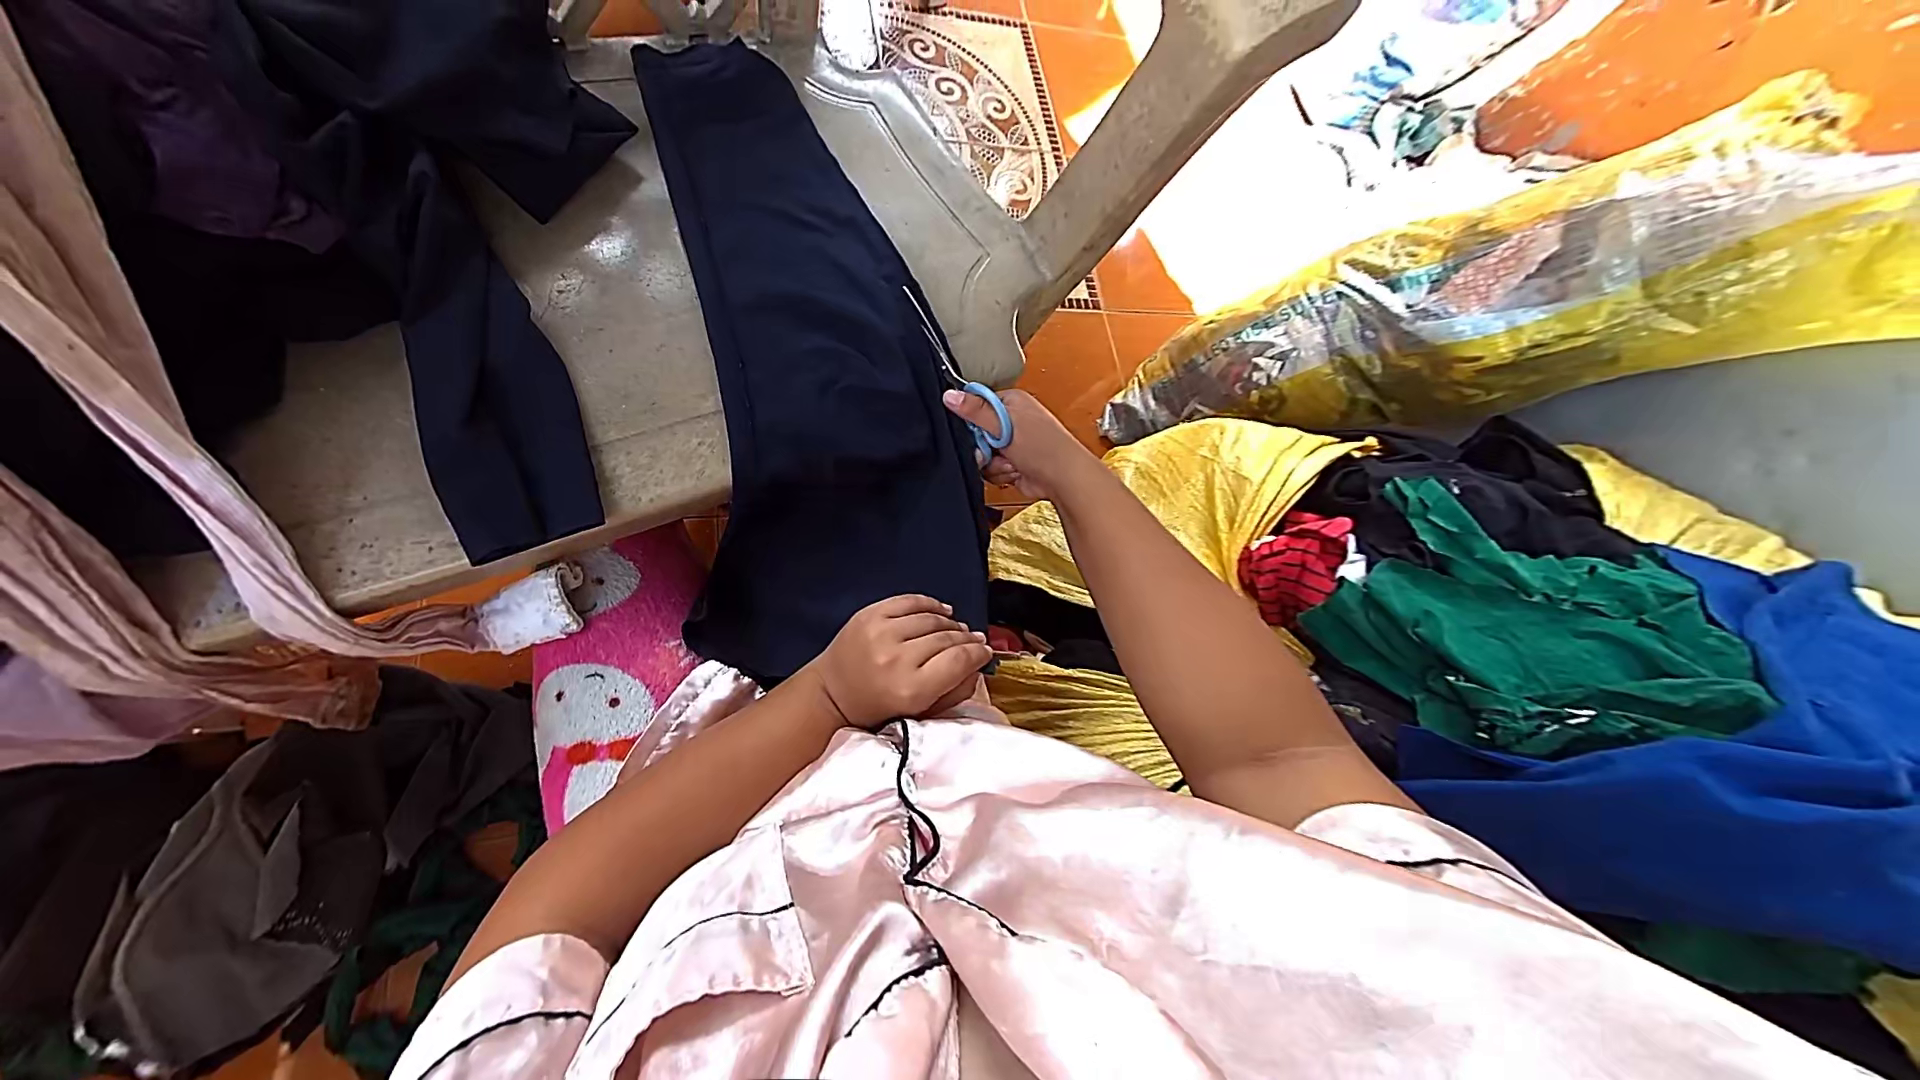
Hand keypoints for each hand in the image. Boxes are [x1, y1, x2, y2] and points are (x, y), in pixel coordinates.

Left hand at [803, 594, 991, 728]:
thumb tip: (978, 663)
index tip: (986, 652)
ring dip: (951, 622)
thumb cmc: (877, 709)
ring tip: (958, 628)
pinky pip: (910, 601)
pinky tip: (941, 611)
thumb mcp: (921, 712)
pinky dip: (931, 605)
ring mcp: (880, 632)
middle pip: (947, 637)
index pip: (959, 660)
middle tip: (975, 640)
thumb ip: (954, 690)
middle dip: (967, 638)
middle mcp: (895, 658)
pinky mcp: (869, 615)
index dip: (979, 653)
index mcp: (910, 689)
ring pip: (932, 618)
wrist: (831, 694)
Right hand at [943, 388, 1099, 502]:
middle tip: (995, 450)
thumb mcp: (1004, 423)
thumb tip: (949, 395)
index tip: (976, 431)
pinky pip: (991, 469)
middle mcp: (1012, 421)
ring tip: (1011, 462)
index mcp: (1011, 402)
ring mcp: (1012, 444)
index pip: (976, 405)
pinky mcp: (1012, 463)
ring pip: (983, 455)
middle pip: (977, 434)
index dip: (971, 422)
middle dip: (983, 448)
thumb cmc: (1045, 446)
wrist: (1062, 478)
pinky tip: (1015, 472)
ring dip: (994, 464)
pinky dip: (1001, 474)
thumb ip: (975, 410)